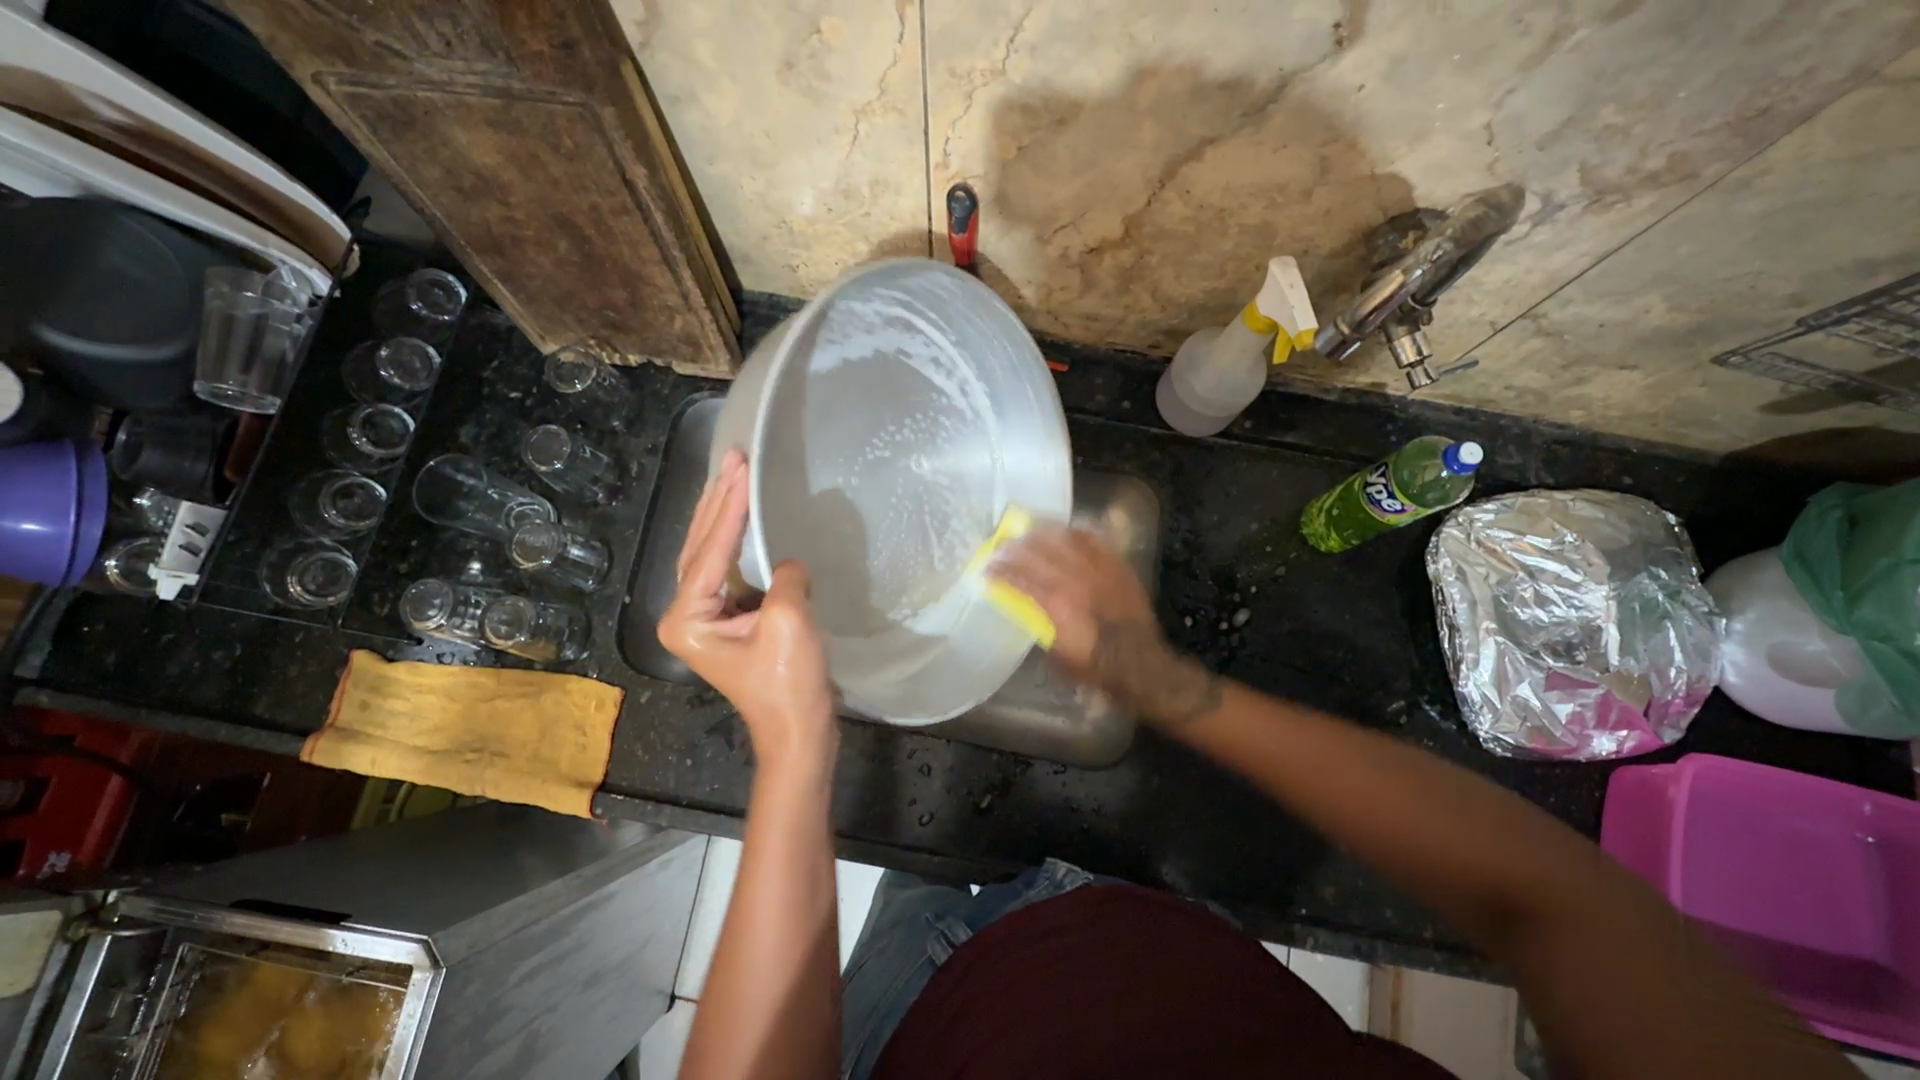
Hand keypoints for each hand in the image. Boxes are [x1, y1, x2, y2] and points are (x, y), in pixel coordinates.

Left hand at [659, 450, 836, 769]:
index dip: (729, 507)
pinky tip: (745, 517)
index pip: (709, 550)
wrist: (798, 733)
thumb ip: (783, 578)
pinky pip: (725, 571)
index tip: (743, 468)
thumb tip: (785, 563)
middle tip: (734, 458)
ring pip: (708, 556)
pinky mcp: (726, 624)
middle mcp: (685, 615)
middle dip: (718, 500)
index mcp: (688, 617)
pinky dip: (735, 541)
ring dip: (722, 515)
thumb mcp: (789, 622)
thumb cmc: (789, 684)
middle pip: (698, 546)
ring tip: (736, 475)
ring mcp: (704, 620)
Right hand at [990, 525, 1222, 725]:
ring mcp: (1096, 569)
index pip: (1018, 578)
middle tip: (1002, 546)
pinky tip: (1068, 529)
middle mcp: (1072, 579)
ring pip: (1064, 539)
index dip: (999, 571)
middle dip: (1015, 548)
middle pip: (1036, 552)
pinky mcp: (1115, 565)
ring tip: (1030, 530)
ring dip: (1042, 533)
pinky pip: (1094, 540)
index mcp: (1052, 602)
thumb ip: (1040, 625)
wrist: (1137, 662)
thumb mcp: (1056, 652)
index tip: (986, 568)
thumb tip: (1029, 610)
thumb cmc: (1093, 665)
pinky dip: (1078, 532)